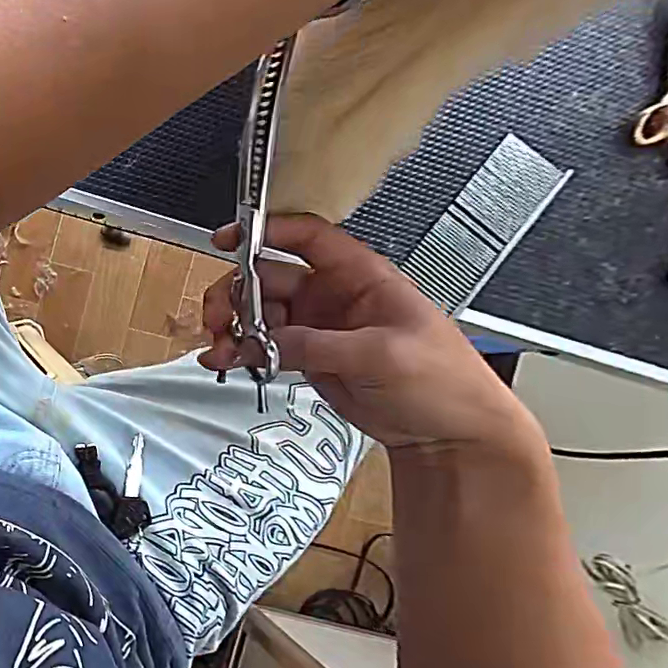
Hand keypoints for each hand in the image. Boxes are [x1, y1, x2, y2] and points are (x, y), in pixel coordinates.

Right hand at [199, 215, 544, 453]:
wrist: (449, 436)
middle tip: (218, 319)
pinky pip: (258, 345)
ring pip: (255, 313)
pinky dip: (236, 352)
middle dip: (235, 295)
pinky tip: (223, 361)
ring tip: (220, 351)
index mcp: (360, 277)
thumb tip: (262, 340)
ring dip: (230, 328)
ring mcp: (315, 327)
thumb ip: (314, 344)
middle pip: (266, 277)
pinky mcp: (303, 356)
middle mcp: (331, 296)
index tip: (229, 239)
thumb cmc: (443, 383)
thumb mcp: (381, 355)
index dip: (266, 231)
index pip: (306, 237)